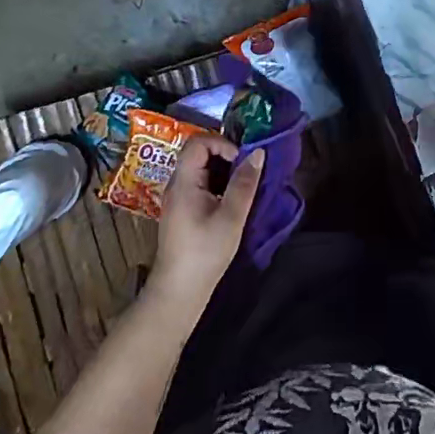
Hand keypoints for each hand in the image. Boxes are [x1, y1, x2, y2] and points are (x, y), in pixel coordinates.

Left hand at [151, 134, 262, 306]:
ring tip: (243, 184)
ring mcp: (176, 198)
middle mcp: (176, 184)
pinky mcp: (181, 211)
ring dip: (222, 171)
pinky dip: (216, 184)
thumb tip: (258, 153)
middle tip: (247, 170)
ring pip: (199, 169)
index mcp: (183, 181)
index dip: (222, 144)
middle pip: (197, 153)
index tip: (242, 160)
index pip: (198, 142)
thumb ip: (244, 183)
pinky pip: (198, 184)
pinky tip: (231, 201)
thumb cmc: (204, 253)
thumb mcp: (231, 217)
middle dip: (225, 155)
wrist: (179, 291)